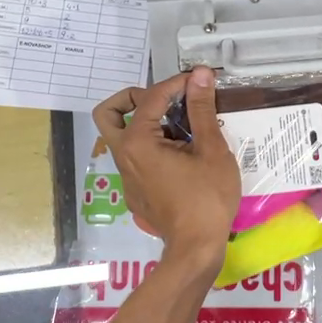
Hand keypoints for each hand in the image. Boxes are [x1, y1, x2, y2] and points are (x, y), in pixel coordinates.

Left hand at [92, 67, 240, 271]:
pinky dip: (152, 146)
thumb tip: (199, 74)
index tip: (201, 81)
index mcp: (138, 142)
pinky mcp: (135, 191)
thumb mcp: (211, 149)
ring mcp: (126, 176)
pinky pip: (135, 158)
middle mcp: (123, 156)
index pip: (152, 97)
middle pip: (110, 113)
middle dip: (135, 98)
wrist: (196, 248)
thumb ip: (201, 109)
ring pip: (121, 136)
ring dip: (145, 122)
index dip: (177, 83)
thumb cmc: (207, 197)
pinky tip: (182, 156)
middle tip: (166, 101)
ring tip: (181, 127)